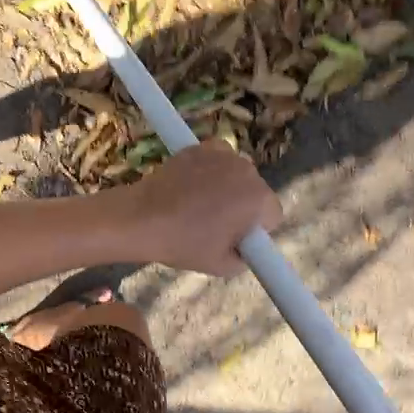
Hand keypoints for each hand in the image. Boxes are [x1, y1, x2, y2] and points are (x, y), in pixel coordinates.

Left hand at [118, 141, 280, 275]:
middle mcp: (248, 170)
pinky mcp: (201, 146)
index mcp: (259, 200)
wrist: (141, 217)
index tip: (233, 237)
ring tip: (197, 205)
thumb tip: (246, 249)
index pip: (272, 216)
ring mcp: (224, 154)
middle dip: (242, 206)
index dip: (254, 230)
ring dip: (226, 186)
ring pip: (236, 174)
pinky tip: (190, 185)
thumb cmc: (183, 243)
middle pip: (256, 192)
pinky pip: (217, 159)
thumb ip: (245, 259)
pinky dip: (209, 169)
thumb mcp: (222, 266)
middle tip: (212, 223)